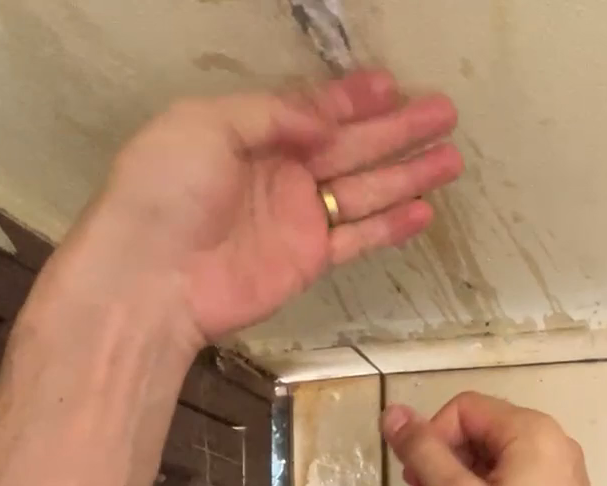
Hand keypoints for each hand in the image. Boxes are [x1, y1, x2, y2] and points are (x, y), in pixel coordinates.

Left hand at [42, 71, 460, 345]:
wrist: (155, 276)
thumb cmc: (166, 191)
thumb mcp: (205, 125)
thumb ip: (271, 116)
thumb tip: (326, 123)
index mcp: (255, 132)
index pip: (318, 110)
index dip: (357, 99)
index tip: (395, 87)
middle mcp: (284, 171)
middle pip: (355, 146)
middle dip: (400, 130)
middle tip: (444, 114)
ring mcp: (301, 218)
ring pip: (368, 189)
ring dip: (409, 174)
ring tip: (450, 160)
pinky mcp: (313, 259)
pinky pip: (361, 237)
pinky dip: (392, 226)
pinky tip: (424, 212)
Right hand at [382, 393, 606, 485]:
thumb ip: (424, 455)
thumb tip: (392, 412)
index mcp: (533, 432)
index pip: (464, 408)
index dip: (430, 437)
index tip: (416, 482)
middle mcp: (555, 442)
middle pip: (482, 429)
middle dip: (444, 460)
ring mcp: (563, 471)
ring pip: (497, 457)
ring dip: (462, 480)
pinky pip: (516, 479)